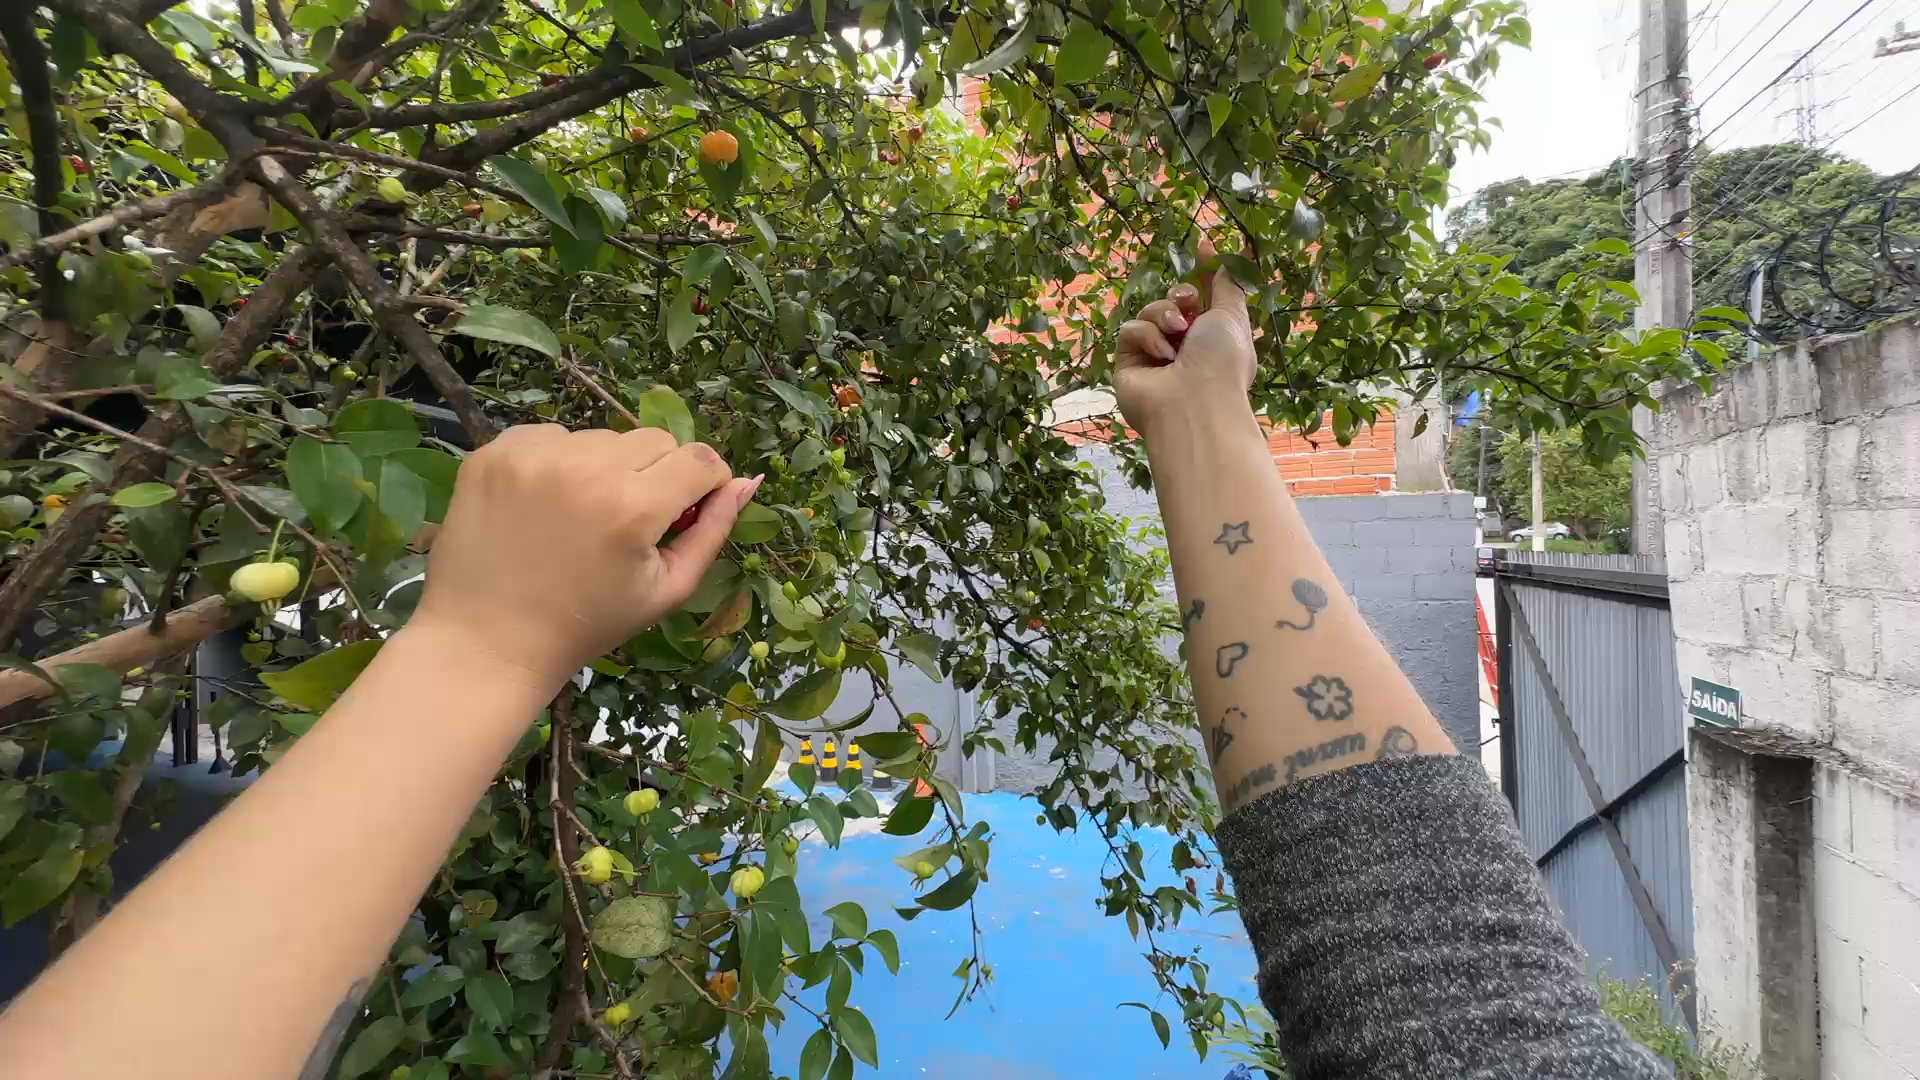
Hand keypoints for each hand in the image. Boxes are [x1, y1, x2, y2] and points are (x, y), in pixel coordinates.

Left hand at [412, 425, 762, 687]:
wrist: (488, 642)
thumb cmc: (591, 623)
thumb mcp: (669, 588)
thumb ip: (713, 531)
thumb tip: (747, 482)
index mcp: (633, 507)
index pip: (700, 459)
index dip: (708, 481)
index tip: (690, 507)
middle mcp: (585, 468)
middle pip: (657, 440)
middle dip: (660, 473)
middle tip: (636, 518)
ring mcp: (534, 455)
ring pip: (606, 437)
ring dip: (611, 467)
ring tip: (587, 513)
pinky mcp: (495, 452)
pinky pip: (556, 436)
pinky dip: (564, 461)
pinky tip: (550, 502)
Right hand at [1113, 240, 1256, 437]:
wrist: (1192, 403)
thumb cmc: (1220, 362)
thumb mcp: (1232, 316)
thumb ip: (1229, 285)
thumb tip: (1235, 255)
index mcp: (1210, 338)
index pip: (1200, 298)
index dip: (1202, 273)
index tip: (1204, 246)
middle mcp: (1181, 347)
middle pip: (1171, 302)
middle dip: (1179, 297)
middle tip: (1187, 306)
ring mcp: (1152, 356)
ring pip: (1148, 313)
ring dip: (1163, 316)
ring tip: (1175, 335)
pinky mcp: (1128, 363)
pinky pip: (1130, 332)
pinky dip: (1146, 338)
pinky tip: (1160, 356)